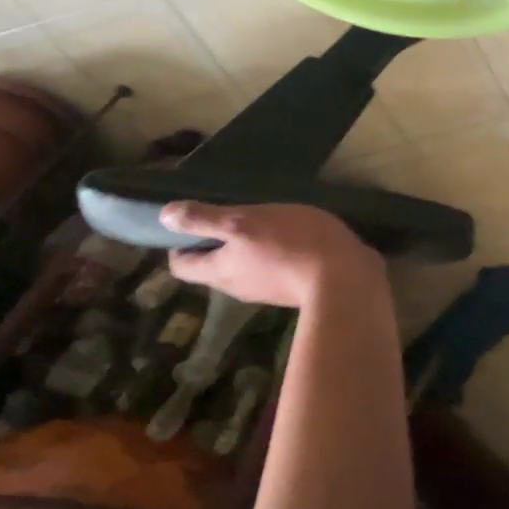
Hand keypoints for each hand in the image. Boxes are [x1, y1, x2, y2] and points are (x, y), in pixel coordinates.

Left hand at [163, 201, 381, 307]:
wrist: (344, 278)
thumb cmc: (291, 244)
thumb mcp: (245, 223)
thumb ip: (206, 220)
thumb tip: (164, 216)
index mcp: (218, 271)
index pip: (181, 264)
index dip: (182, 244)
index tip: (198, 224)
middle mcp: (236, 286)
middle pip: (214, 268)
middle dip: (220, 246)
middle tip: (240, 220)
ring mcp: (267, 291)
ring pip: (246, 270)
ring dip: (251, 252)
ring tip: (273, 227)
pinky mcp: (295, 290)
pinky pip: (276, 272)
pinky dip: (279, 258)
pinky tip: (299, 242)